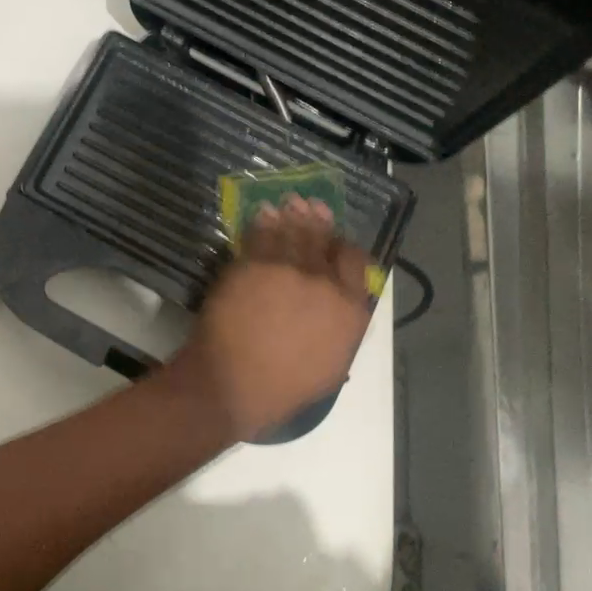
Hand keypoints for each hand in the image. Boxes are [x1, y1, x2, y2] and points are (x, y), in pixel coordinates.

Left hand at [162, 197, 380, 443]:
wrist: (235, 383)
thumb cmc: (284, 387)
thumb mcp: (331, 366)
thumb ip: (341, 329)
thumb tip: (341, 311)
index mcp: (351, 309)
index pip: (356, 262)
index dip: (344, 248)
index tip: (335, 242)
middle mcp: (325, 283)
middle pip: (324, 241)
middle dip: (318, 221)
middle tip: (312, 206)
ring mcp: (289, 270)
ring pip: (294, 233)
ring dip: (293, 215)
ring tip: (291, 202)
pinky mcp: (254, 265)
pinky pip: (262, 235)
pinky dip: (264, 222)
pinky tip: (264, 214)